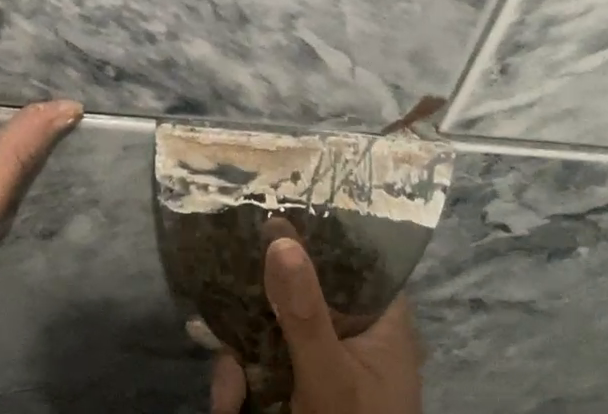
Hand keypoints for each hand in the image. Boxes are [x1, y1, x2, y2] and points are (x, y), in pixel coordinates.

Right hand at [209, 239, 423, 413]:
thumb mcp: (330, 376)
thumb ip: (304, 311)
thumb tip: (280, 235)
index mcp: (382, 319)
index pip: (351, 253)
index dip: (312, 231)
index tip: (268, 212)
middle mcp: (353, 332)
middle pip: (297, 289)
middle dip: (254, 311)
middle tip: (225, 316)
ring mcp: (323, 361)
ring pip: (270, 329)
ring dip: (239, 358)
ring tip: (229, 395)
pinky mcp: (299, 390)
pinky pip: (262, 367)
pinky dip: (241, 386)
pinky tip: (229, 405)